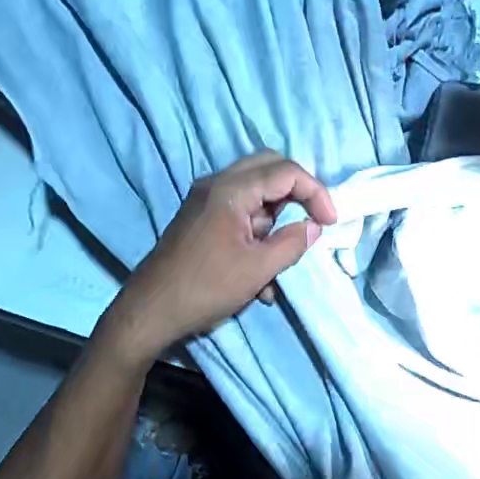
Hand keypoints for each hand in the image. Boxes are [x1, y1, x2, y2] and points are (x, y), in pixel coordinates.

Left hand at [95, 151, 335, 362]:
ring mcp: (205, 199)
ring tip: (279, 263)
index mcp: (231, 189)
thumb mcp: (257, 270)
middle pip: (269, 169)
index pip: (286, 171)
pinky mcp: (199, 217)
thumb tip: (314, 227)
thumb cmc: (205, 288)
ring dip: (275, 221)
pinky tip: (258, 276)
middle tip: (313, 221)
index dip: (316, 192)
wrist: (150, 310)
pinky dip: (255, 233)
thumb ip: (291, 243)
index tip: (329, 222)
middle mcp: (216, 184)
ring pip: (254, 192)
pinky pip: (238, 211)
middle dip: (297, 194)